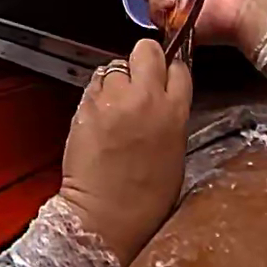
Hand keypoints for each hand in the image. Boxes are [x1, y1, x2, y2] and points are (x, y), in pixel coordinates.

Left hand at [58, 38, 191, 266]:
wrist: (106, 216)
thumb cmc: (146, 197)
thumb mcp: (175, 151)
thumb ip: (170, 115)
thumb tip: (163, 96)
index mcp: (174, 112)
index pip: (179, 66)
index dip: (170, 67)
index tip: (164, 74)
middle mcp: (145, 98)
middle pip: (147, 50)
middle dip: (143, 58)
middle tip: (138, 77)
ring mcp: (113, 99)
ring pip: (115, 65)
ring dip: (116, 79)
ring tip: (114, 104)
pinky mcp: (87, 105)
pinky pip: (94, 83)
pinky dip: (97, 93)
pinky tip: (99, 115)